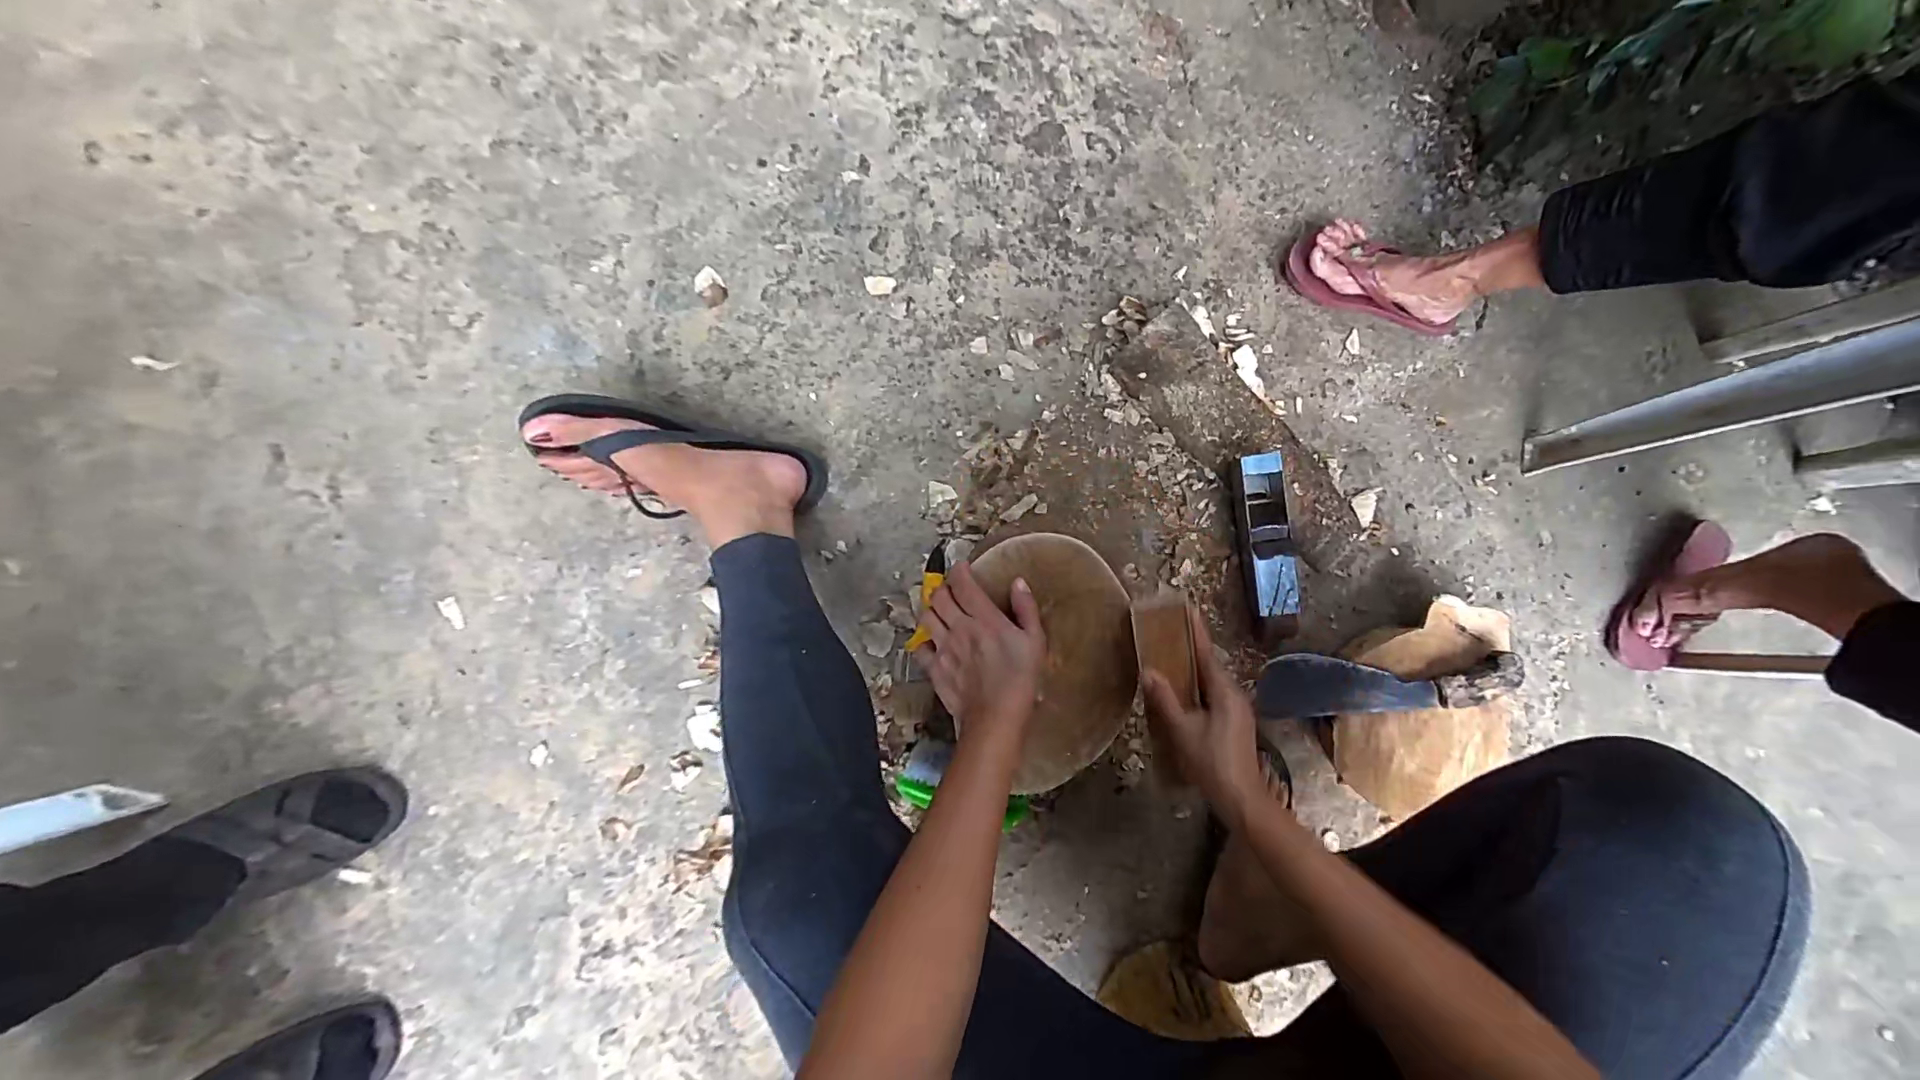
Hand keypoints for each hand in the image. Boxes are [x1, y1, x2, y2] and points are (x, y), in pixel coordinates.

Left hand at [916, 560, 1046, 744]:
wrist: (995, 718)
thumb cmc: (1021, 680)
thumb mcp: (1035, 642)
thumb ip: (1026, 609)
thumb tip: (1018, 583)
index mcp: (984, 619)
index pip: (963, 584)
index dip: (959, 570)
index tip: (962, 567)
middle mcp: (959, 628)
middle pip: (938, 596)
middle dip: (942, 587)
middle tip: (950, 588)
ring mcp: (943, 649)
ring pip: (925, 617)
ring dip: (930, 608)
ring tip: (938, 610)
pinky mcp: (934, 669)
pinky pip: (920, 647)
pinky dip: (924, 640)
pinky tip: (932, 641)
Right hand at [1140, 607, 1270, 826]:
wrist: (1241, 798)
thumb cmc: (1212, 762)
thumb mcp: (1183, 730)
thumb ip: (1165, 700)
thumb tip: (1149, 671)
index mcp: (1225, 691)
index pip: (1206, 653)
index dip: (1196, 631)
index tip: (1187, 608)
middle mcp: (1234, 695)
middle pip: (1209, 665)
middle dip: (1190, 648)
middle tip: (1169, 631)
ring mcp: (1236, 710)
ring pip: (1210, 681)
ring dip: (1192, 668)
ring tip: (1169, 656)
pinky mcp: (1232, 723)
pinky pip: (1211, 694)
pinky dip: (1195, 686)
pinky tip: (1180, 691)